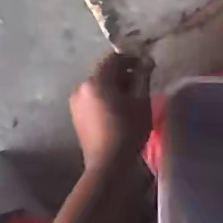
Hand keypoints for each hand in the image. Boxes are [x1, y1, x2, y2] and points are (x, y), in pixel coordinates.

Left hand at [69, 52, 151, 167]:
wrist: (108, 164)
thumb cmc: (128, 131)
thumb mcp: (141, 102)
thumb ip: (143, 78)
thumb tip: (146, 62)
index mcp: (96, 81)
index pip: (114, 58)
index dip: (131, 59)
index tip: (145, 65)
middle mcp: (81, 87)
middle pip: (104, 71)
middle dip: (123, 73)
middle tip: (141, 82)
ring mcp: (75, 102)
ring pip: (98, 85)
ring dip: (114, 86)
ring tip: (131, 97)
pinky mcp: (76, 114)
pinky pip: (92, 98)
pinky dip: (105, 97)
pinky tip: (118, 109)